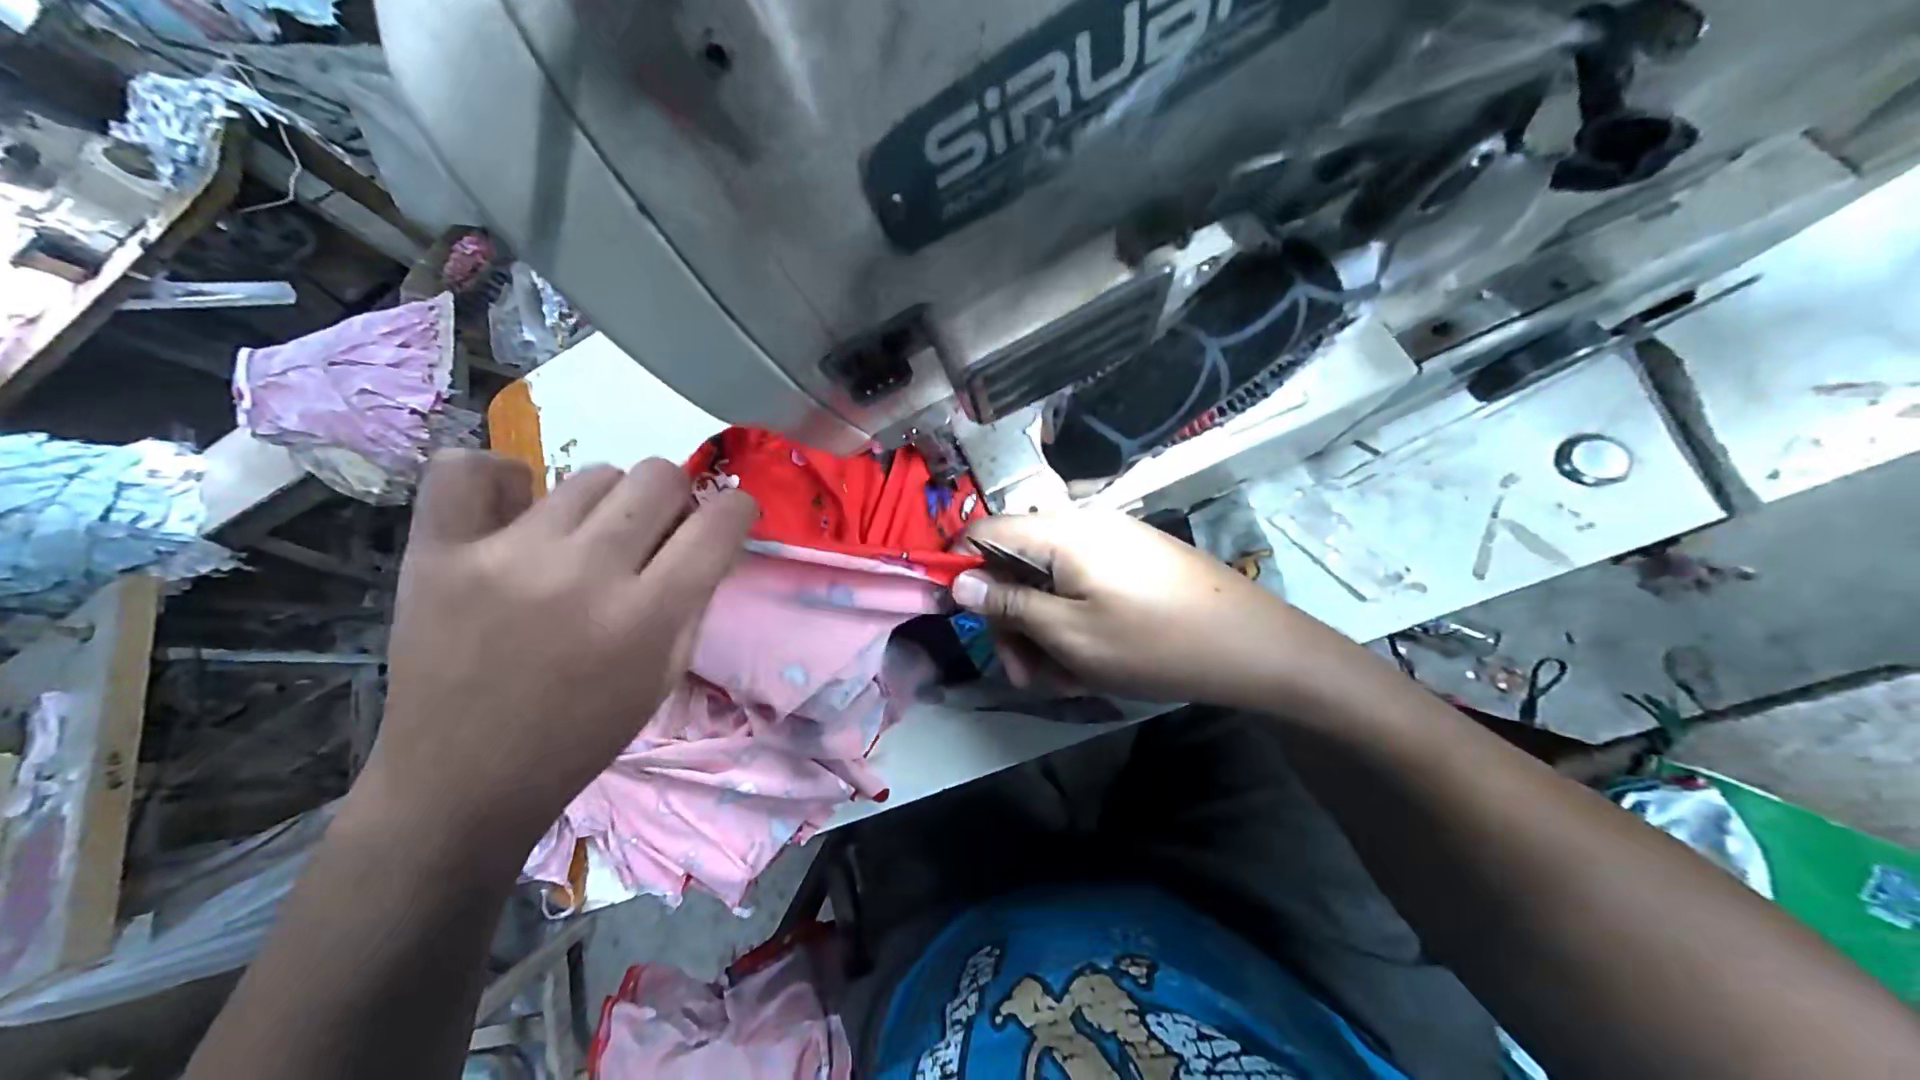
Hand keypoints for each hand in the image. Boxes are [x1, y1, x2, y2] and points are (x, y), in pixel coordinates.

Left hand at [363, 450, 756, 850]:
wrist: (463, 780)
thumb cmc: (582, 736)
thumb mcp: (664, 677)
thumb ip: (694, 599)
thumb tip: (707, 533)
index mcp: (644, 618)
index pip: (717, 524)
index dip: (736, 508)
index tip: (730, 514)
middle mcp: (582, 574)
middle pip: (658, 478)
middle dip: (676, 499)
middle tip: (658, 531)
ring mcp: (506, 556)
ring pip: (591, 474)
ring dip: (609, 503)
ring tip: (587, 540)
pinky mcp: (438, 553)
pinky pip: (469, 469)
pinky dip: (503, 478)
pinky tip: (517, 508)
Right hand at [951, 511, 1335, 707]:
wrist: (1254, 646)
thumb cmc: (1153, 642)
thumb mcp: (1069, 634)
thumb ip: (1008, 606)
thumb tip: (960, 582)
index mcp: (1059, 532)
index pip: (983, 530)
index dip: (963, 571)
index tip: (970, 621)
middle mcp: (1081, 527)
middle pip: (1016, 564)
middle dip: (1011, 622)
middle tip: (1025, 676)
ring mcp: (1110, 545)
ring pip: (1049, 585)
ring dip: (1043, 633)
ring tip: (1064, 680)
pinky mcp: (1132, 564)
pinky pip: (1081, 589)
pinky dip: (1074, 625)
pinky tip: (1089, 664)